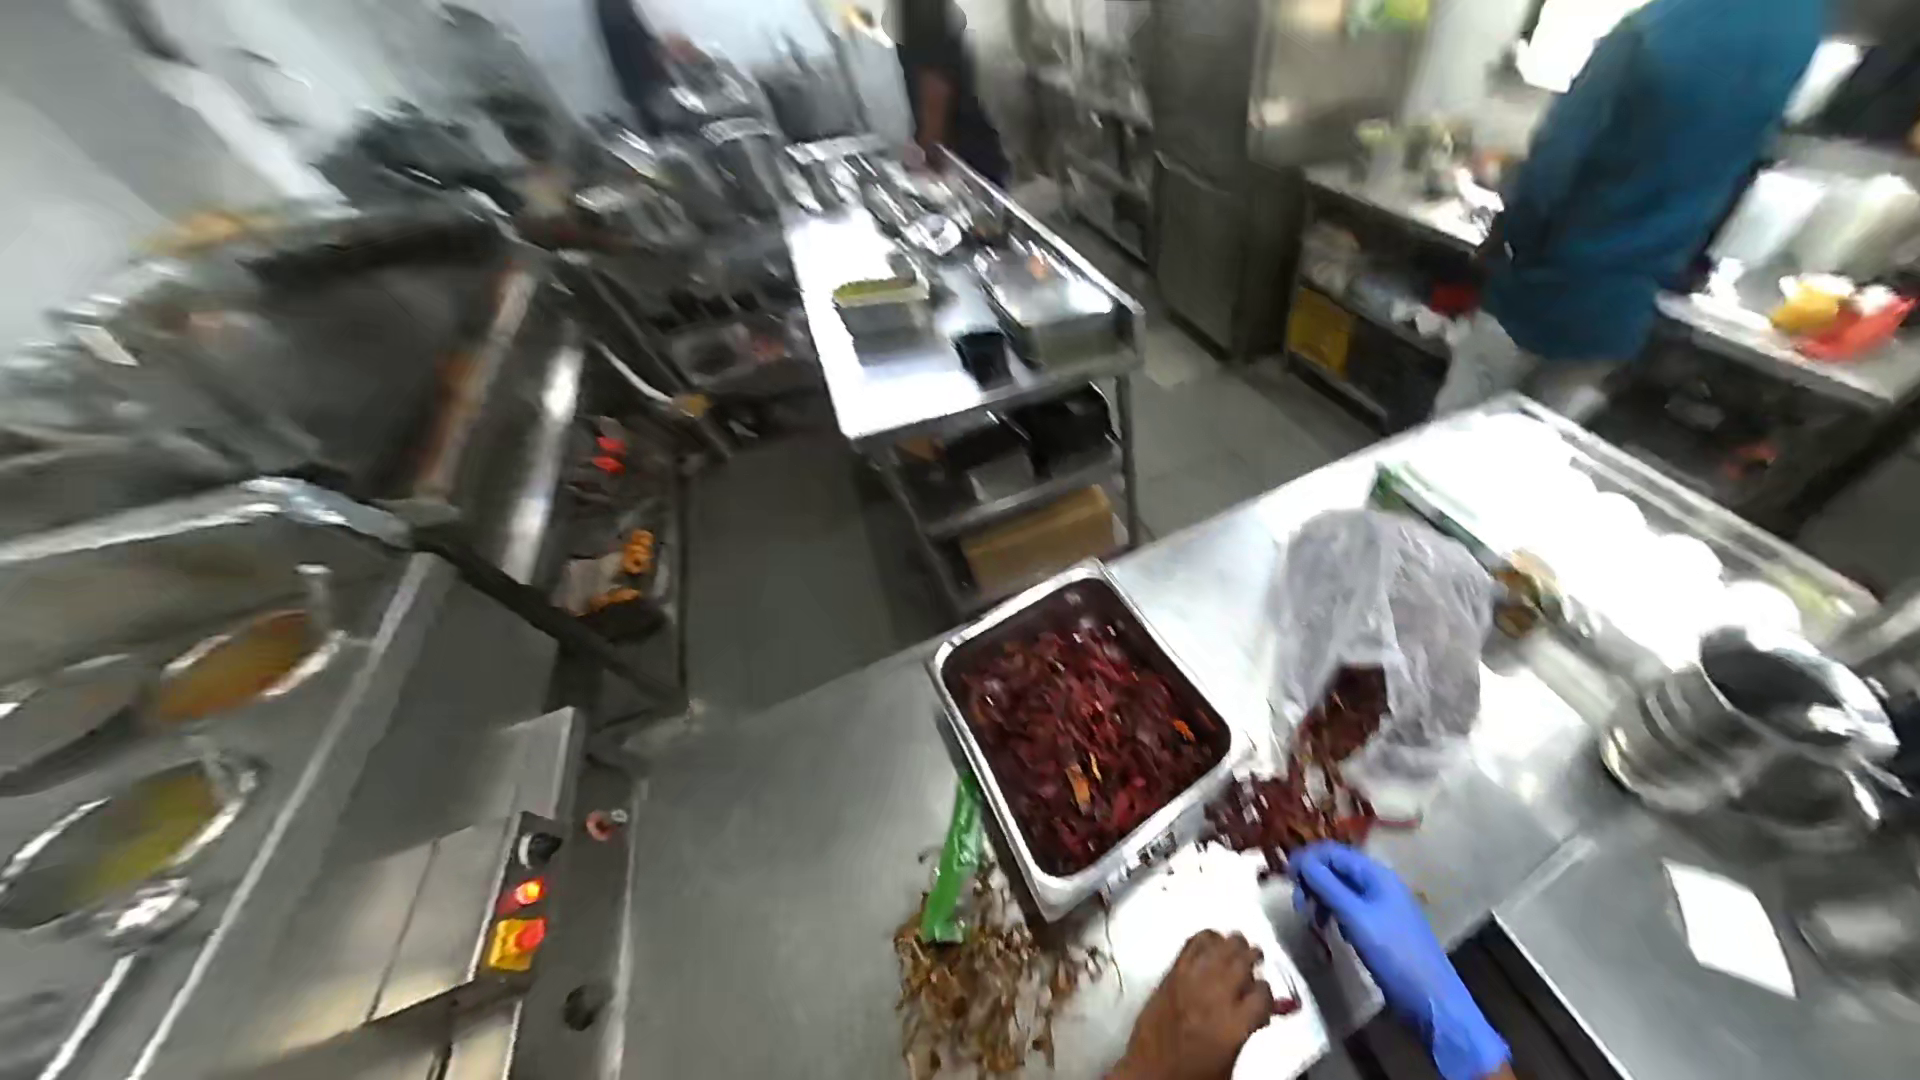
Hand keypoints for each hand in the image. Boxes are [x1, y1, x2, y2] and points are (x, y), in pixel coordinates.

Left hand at [1107, 930, 1273, 1079]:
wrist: (1152, 1072)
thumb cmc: (1195, 1075)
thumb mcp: (1232, 1060)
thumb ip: (1247, 1029)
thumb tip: (1260, 1011)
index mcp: (1234, 1025)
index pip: (1262, 996)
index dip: (1269, 994)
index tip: (1267, 996)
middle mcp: (1214, 996)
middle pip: (1240, 963)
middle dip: (1252, 956)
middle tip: (1258, 955)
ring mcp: (1190, 979)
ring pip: (1217, 949)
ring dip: (1231, 943)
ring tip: (1239, 941)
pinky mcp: (1171, 973)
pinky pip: (1190, 946)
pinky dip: (1203, 938)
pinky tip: (1211, 937)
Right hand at [1290, 844, 1508, 1079]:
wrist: (1435, 1005)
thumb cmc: (1394, 954)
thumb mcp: (1354, 916)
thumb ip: (1325, 884)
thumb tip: (1299, 860)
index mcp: (1375, 874)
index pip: (1331, 852)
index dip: (1306, 860)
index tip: (1286, 879)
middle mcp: (1378, 883)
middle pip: (1334, 868)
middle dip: (1312, 881)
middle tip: (1299, 906)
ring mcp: (1381, 906)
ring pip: (1339, 889)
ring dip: (1320, 898)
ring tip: (1312, 920)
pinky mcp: (1380, 926)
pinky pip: (1348, 908)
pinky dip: (1333, 913)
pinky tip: (1331, 930)